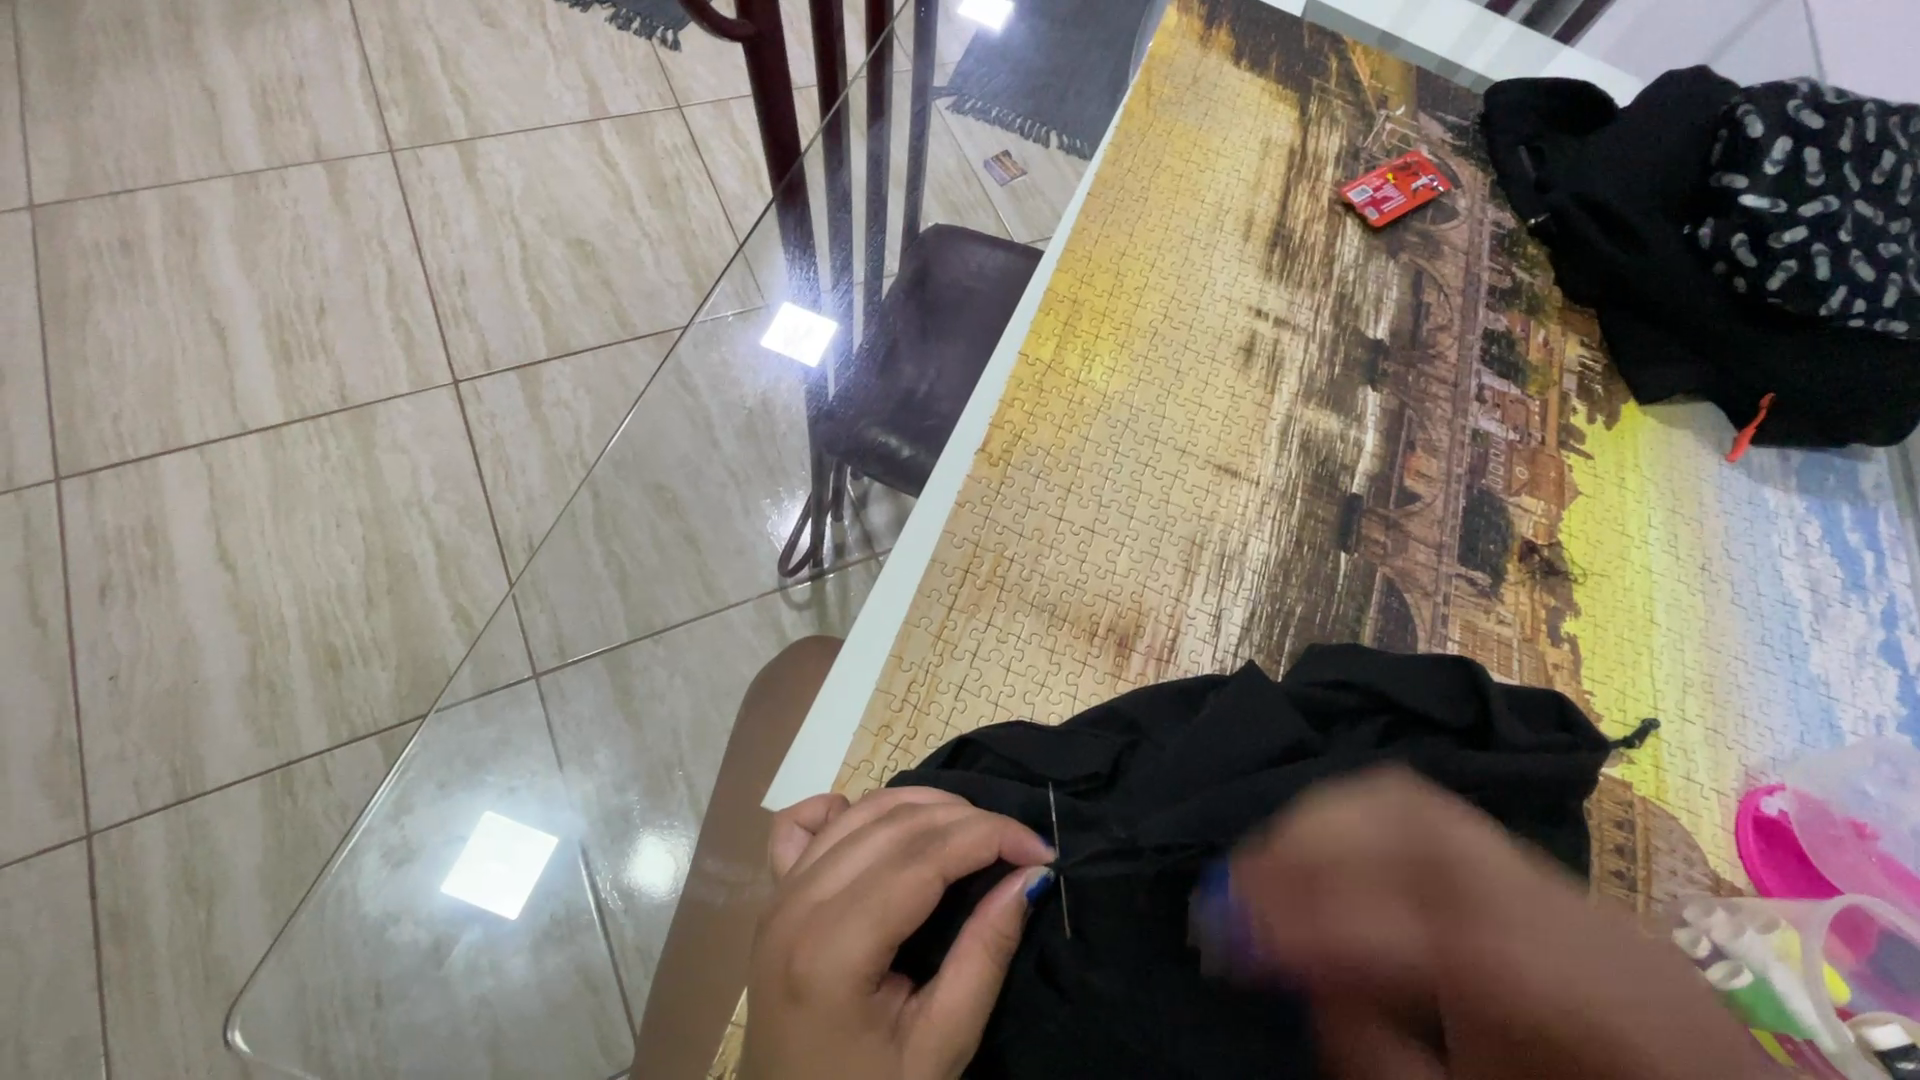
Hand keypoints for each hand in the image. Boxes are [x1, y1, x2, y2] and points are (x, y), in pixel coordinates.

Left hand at [744, 789, 1055, 1079]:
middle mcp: (796, 905)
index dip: (990, 837)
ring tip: (975, 832)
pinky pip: (800, 826)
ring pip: (858, 813)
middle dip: (967, 819)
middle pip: (894, 824)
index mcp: (832, 948)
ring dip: (922, 807)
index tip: (1043, 849)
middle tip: (1019, 846)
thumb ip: (985, 954)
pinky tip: (879, 821)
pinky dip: (844, 809)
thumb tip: (1031, 876)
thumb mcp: (941, 1044)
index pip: (923, 856)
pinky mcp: (771, 898)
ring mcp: (777, 896)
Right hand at [1202, 769, 1784, 1079]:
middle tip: (1228, 891)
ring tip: (1259, 866)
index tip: (1228, 936)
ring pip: (1414, 800)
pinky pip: (1422, 810)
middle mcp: (1581, 917)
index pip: (1446, 932)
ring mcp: (1558, 880)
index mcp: (1594, 1008)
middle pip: (1424, 830)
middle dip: (1306, 848)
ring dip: (1319, 821)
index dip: (1327, 923)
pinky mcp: (1529, 866)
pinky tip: (1311, 848)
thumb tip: (1290, 964)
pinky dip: (1348, 816)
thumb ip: (1376, 1051)